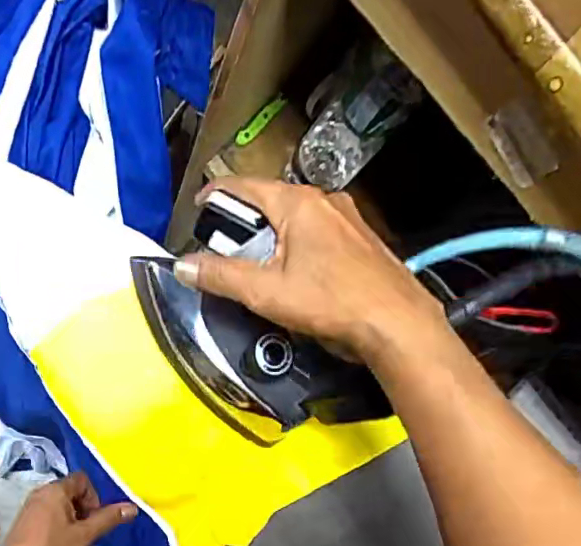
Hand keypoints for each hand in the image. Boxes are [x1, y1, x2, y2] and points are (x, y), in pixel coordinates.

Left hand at [0, 473, 135, 545]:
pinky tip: (61, 544)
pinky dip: (61, 524)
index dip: (95, 496)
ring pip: (61, 504)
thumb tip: (132, 507)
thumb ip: (109, 519)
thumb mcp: (85, 535)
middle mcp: (41, 492)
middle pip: (72, 491)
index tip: (96, 518)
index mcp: (56, 490)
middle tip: (89, 531)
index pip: (83, 479)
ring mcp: (31, 506)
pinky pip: (50, 514)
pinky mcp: (25, 520)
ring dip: (75, 519)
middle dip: (86, 509)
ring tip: (77, 540)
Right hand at [174, 178, 448, 368]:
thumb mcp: (266, 293)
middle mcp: (326, 202)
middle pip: (271, 206)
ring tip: (267, 279)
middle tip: (231, 259)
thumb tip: (184, 266)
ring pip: (298, 224)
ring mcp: (349, 222)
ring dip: (276, 244)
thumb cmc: (336, 304)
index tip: (199, 210)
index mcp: (298, 202)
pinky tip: (303, 285)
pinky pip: (321, 240)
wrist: (396, 325)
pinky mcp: (363, 245)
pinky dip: (302, 254)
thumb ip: (222, 276)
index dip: (215, 197)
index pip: (243, 186)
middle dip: (247, 229)